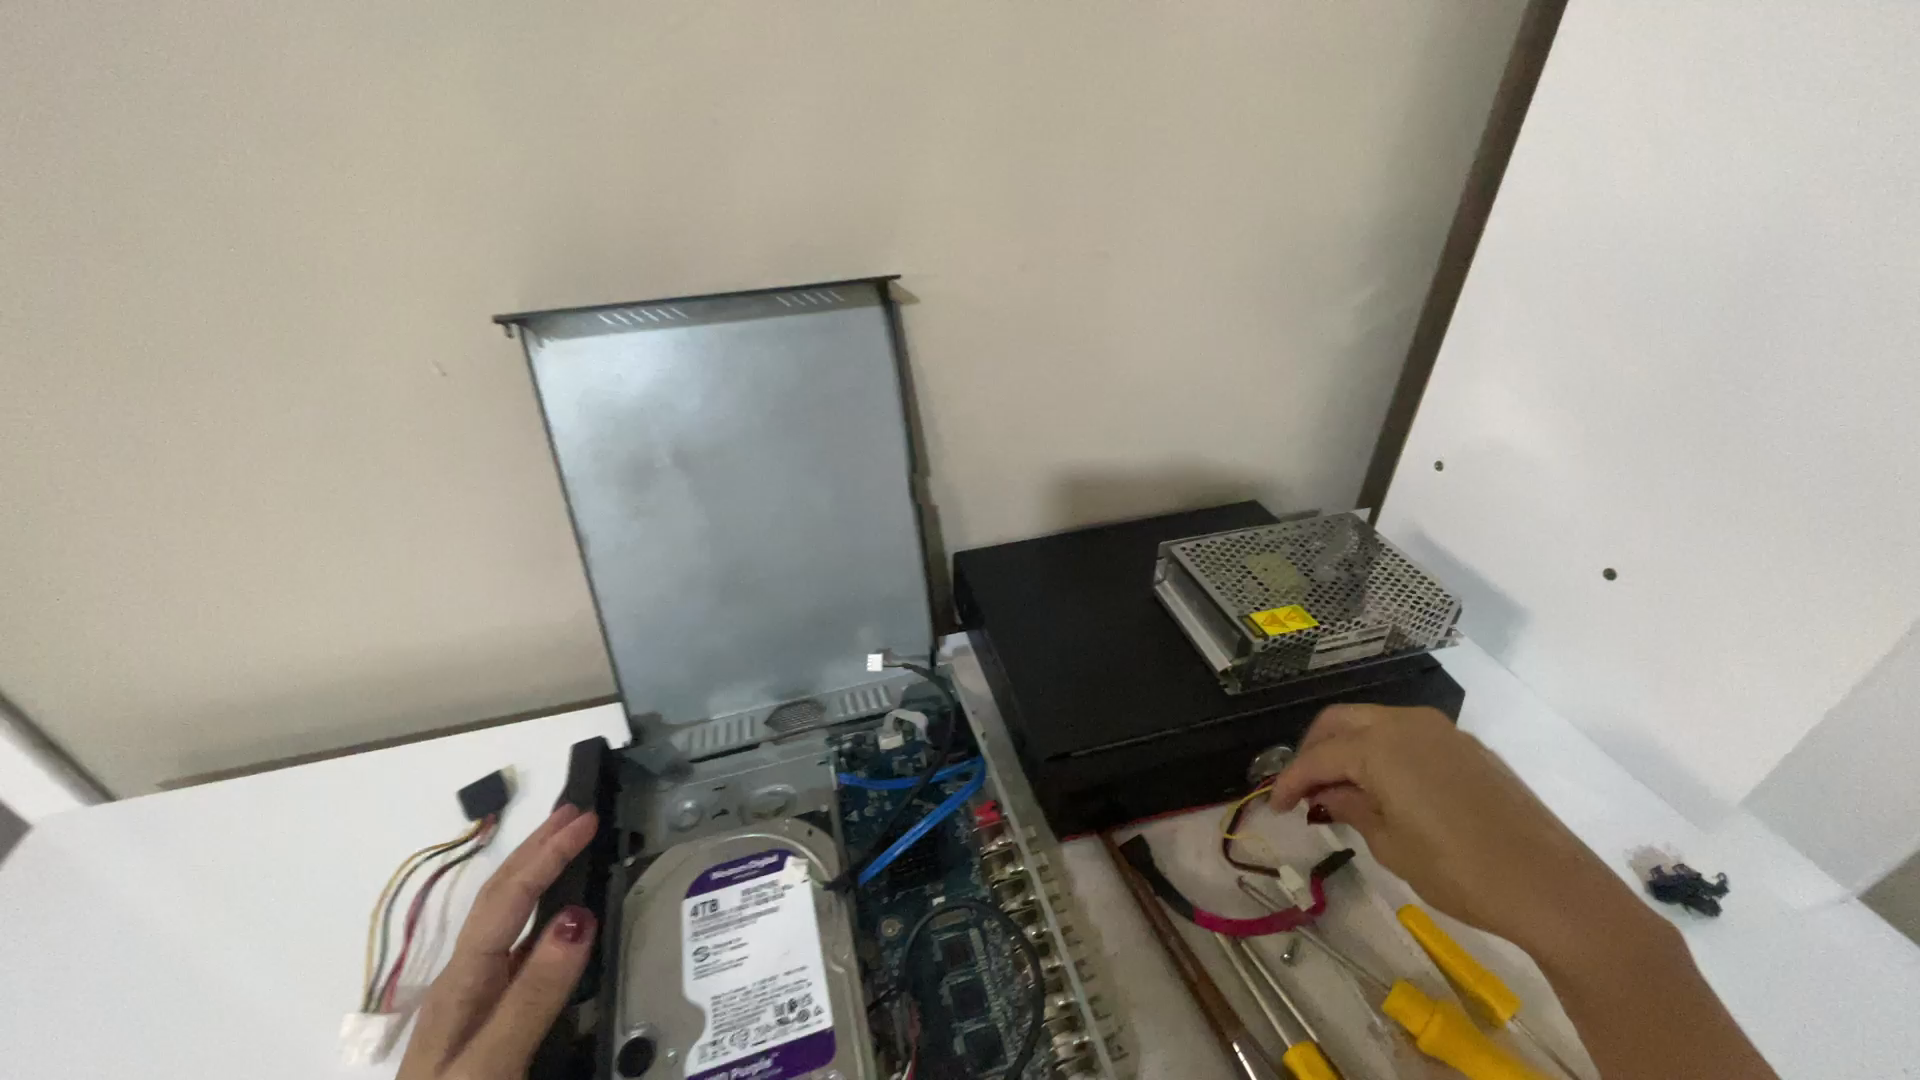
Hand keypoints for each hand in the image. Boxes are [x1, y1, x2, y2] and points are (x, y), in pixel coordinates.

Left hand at [397, 804, 599, 1079]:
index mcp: (463, 986)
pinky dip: (539, 911)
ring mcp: (472, 1003)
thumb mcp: (492, 1067)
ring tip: (564, 843)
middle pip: (499, 900)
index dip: (546, 854)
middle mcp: (465, 984)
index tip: (586, 818)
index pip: (507, 901)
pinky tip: (553, 917)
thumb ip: (534, 996)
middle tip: (577, 811)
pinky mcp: (486, 1023)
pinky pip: (516, 947)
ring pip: (504, 919)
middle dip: (537, 849)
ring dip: (535, 872)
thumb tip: (578, 915)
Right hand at [1267, 704, 1640, 959]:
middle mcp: (1407, 725)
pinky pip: (1408, 736)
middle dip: (1313, 750)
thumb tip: (1327, 795)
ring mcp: (1442, 733)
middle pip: (1340, 722)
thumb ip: (1351, 809)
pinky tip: (1383, 788)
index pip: (1318, 757)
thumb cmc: (1459, 871)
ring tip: (1340, 789)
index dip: (1290, 781)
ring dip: (1348, 747)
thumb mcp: (1390, 846)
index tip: (1272, 806)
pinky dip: (1382, 752)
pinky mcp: (1468, 748)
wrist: (1553, 888)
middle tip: (1302, 788)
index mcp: (1380, 747)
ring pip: (1374, 723)